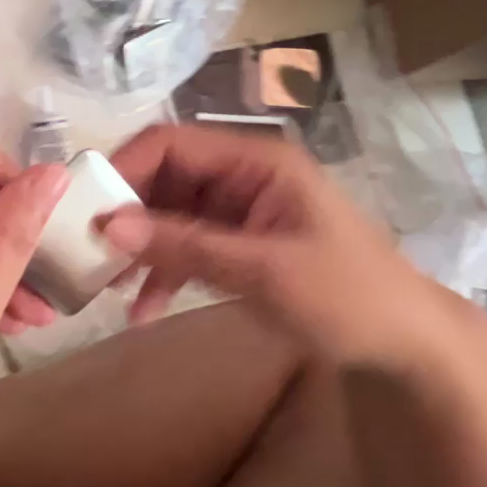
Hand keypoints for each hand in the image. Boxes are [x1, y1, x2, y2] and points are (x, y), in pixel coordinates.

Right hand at [101, 125, 486, 378]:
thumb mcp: (262, 271)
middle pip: (164, 179)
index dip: (124, 169)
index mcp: (256, 161)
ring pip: (168, 217)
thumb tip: (107, 226)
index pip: (172, 143)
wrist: (401, 343)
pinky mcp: (239, 246)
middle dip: (125, 216)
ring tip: (105, 287)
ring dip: (138, 250)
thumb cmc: (345, 295)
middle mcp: (242, 176)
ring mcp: (239, 212)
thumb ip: (184, 246)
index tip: (85, 211)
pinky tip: (141, 310)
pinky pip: (186, 249)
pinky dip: (162, 274)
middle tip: (86, 255)